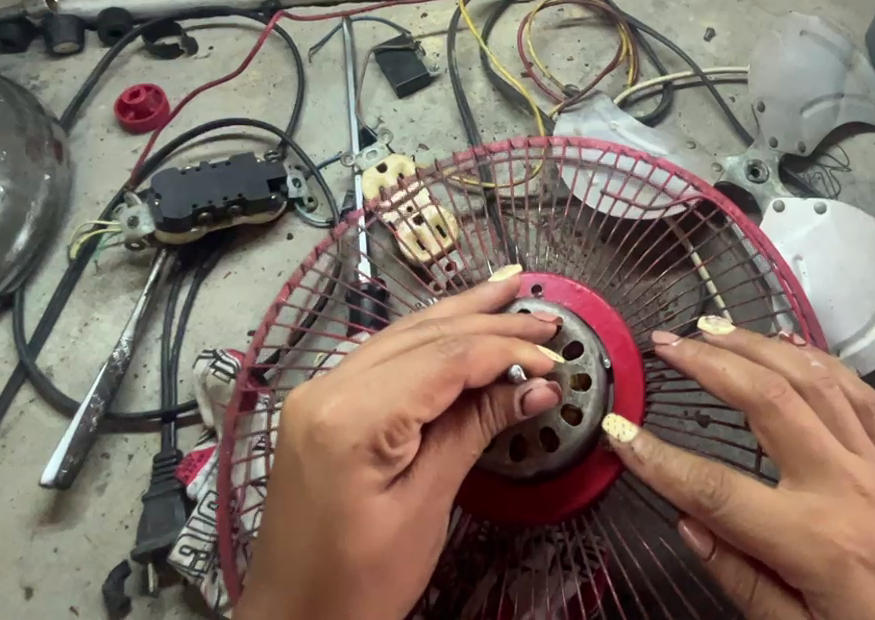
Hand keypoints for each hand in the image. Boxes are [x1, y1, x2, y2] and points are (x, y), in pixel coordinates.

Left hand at [237, 267, 566, 619]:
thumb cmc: (358, 583)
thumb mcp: (426, 507)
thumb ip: (476, 430)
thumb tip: (537, 386)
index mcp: (351, 417)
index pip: (444, 360)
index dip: (504, 352)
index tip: (553, 361)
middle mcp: (329, 386)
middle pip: (424, 336)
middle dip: (488, 322)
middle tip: (544, 319)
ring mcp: (320, 390)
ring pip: (404, 334)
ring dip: (460, 315)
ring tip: (507, 291)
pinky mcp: (324, 401)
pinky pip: (387, 354)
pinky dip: (431, 337)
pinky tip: (458, 321)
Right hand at [601, 318, 874, 619]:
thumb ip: (743, 579)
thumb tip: (685, 520)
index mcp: (814, 540)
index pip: (716, 490)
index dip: (658, 459)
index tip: (618, 428)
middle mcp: (842, 483)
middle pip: (767, 399)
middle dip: (710, 363)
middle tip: (666, 342)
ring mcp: (874, 462)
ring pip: (810, 378)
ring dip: (756, 343)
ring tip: (713, 326)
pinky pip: (855, 392)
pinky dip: (816, 357)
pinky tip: (787, 341)